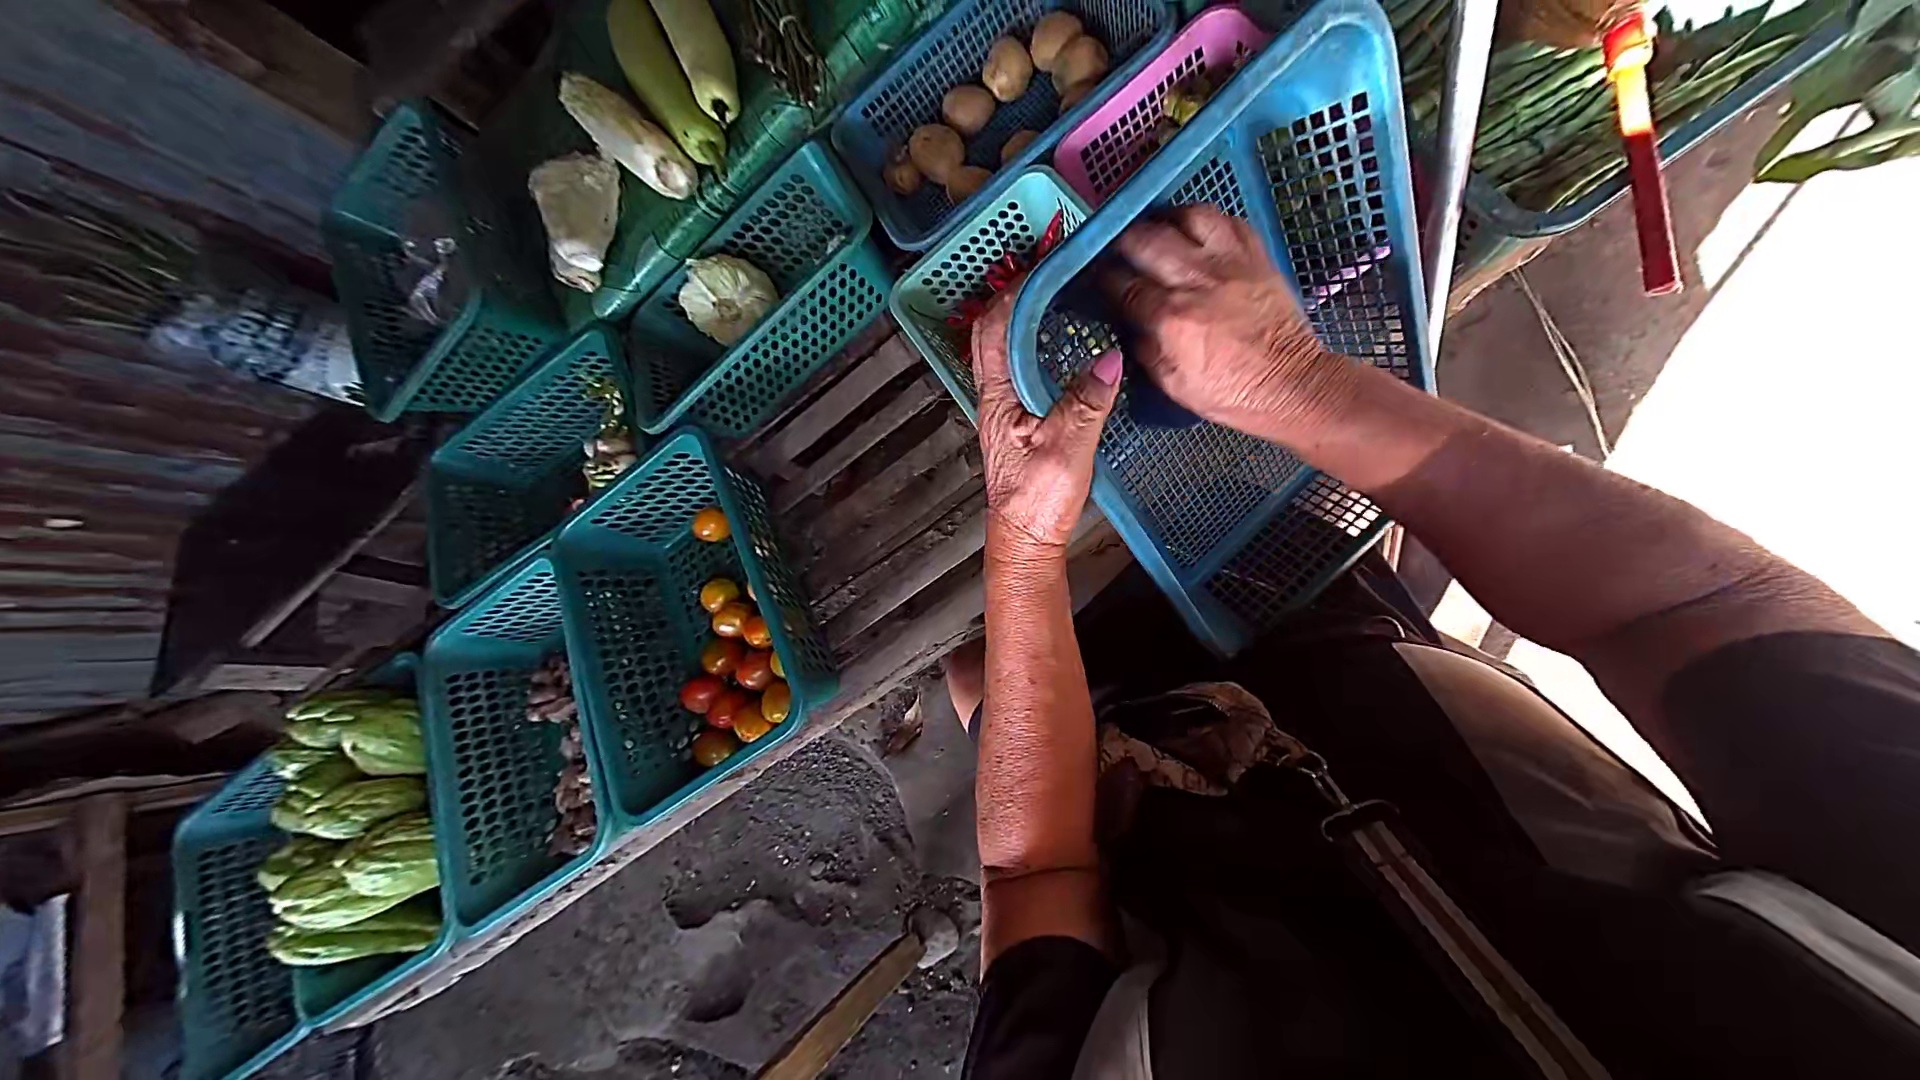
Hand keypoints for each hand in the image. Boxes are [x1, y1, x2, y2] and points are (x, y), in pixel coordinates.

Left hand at [970, 277, 1121, 558]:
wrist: (1027, 538)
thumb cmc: (1035, 500)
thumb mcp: (1067, 447)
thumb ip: (1087, 402)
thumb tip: (1110, 359)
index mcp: (996, 398)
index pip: (992, 329)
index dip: (1013, 294)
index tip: (1043, 269)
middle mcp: (994, 399)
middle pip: (995, 335)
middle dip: (1018, 300)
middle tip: (1053, 277)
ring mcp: (1006, 411)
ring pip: (1009, 354)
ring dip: (1027, 324)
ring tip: (1060, 301)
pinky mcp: (1020, 423)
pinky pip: (1025, 374)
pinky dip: (1039, 352)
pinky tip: (1064, 351)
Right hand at [1104, 205, 1351, 438]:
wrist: (1288, 384)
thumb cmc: (1228, 392)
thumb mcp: (1170, 383)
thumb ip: (1143, 348)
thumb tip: (1126, 323)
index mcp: (1170, 318)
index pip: (1123, 286)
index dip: (1103, 278)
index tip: (1096, 278)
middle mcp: (1196, 281)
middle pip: (1146, 240)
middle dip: (1123, 240)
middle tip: (1117, 248)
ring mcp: (1230, 262)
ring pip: (1186, 216)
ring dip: (1164, 220)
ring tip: (1155, 230)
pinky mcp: (1256, 255)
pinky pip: (1225, 219)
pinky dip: (1204, 221)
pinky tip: (1194, 233)